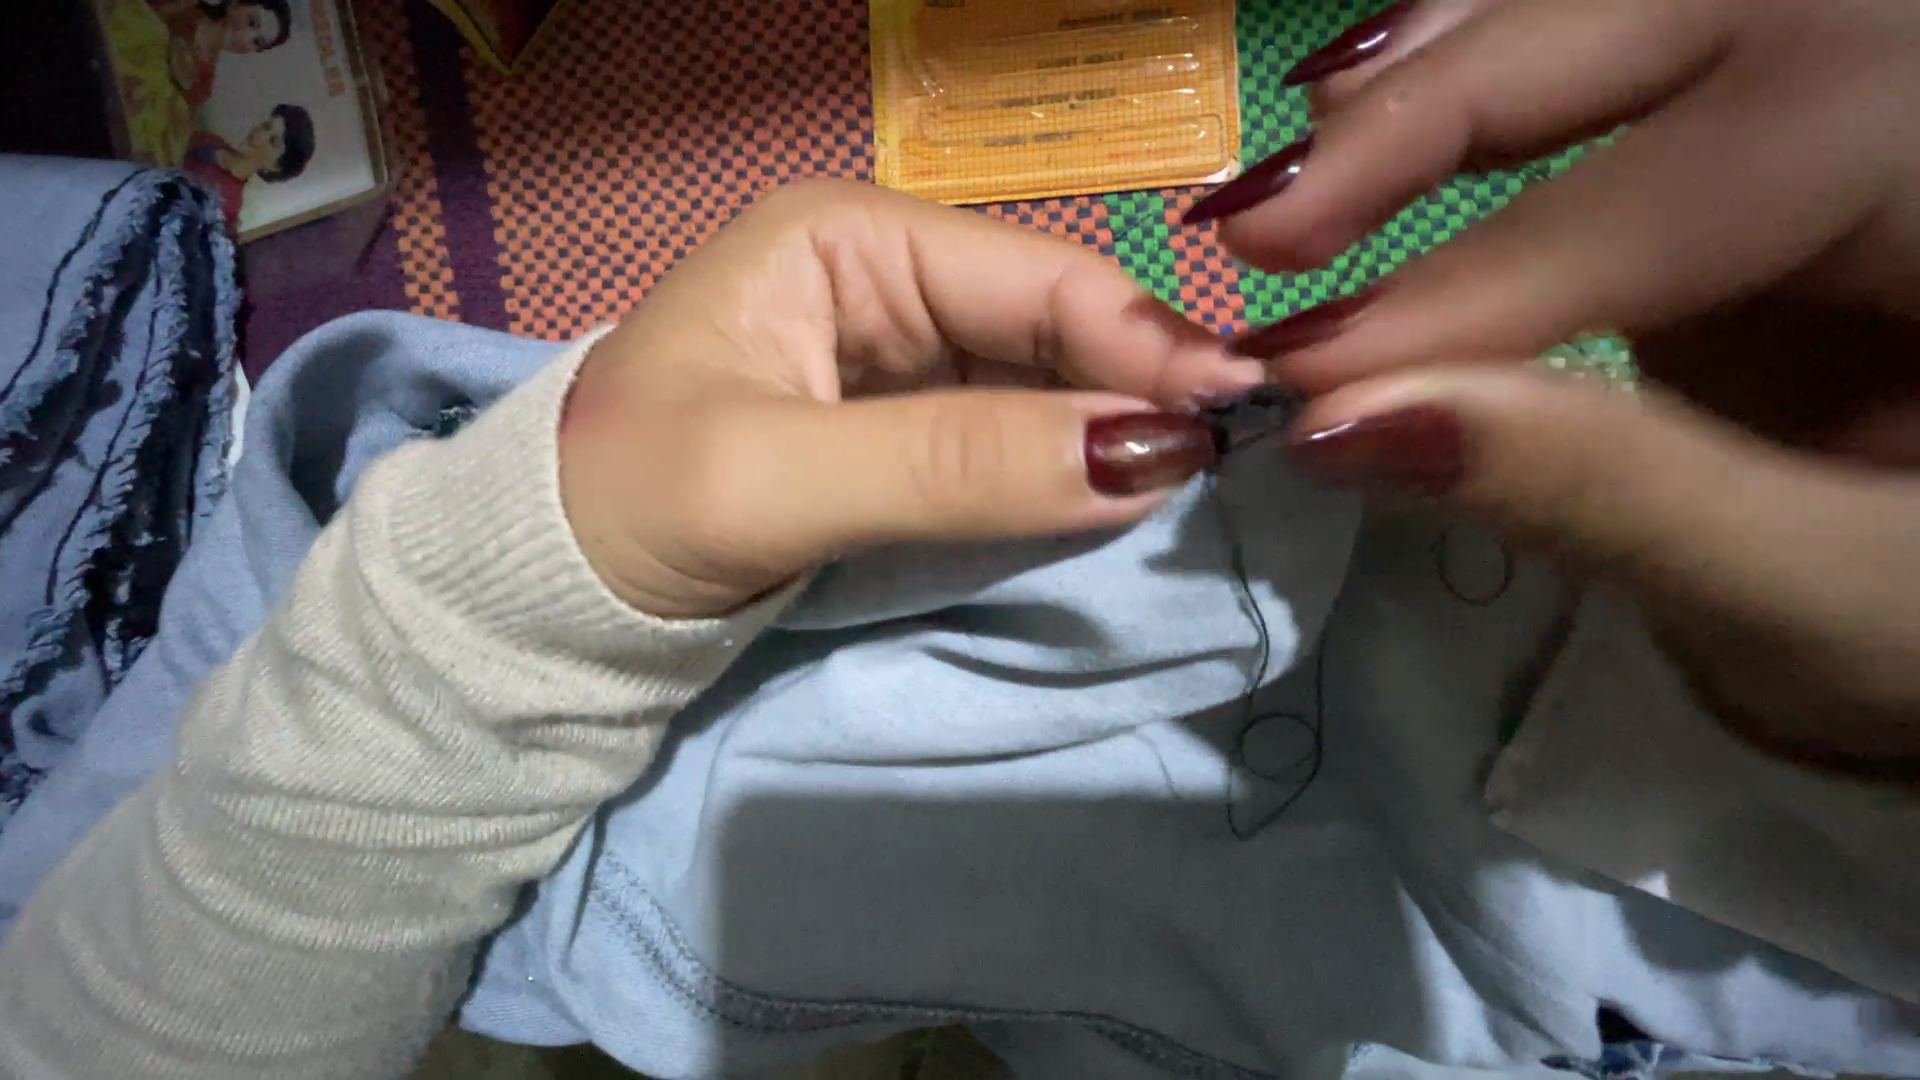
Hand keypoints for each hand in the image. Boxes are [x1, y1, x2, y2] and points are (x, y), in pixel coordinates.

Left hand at [557, 181, 1265, 620]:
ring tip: (1189, 479)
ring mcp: (901, 369)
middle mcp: (885, 289)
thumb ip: (950, 463)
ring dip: (1109, 436)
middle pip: (1046, 332)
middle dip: (1134, 390)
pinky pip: (1007, 448)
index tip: (1231, 407)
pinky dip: (1061, 476)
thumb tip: (1143, 458)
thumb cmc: (627, 506)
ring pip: (1039, 392)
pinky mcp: (904, 441)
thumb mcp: (772, 477)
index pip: (1029, 279)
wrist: (552, 589)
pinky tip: (1111, 497)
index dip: (1137, 340)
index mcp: (845, 243)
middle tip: (1227, 454)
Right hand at [1194, 0, 1919, 771]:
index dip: (1484, 277)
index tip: (1306, 374)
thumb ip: (1593, 495)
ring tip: (1297, 160)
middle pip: (1679, 16)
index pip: (1724, 174)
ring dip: (1439, 76)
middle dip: (1440, 114)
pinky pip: (1597, 87)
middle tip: (1261, 226)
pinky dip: (1463, 102)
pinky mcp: (1731, 166)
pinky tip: (1369, 132)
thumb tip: (1338, 427)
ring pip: (1625, 19)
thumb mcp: (1813, 597)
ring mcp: (1826, 121)